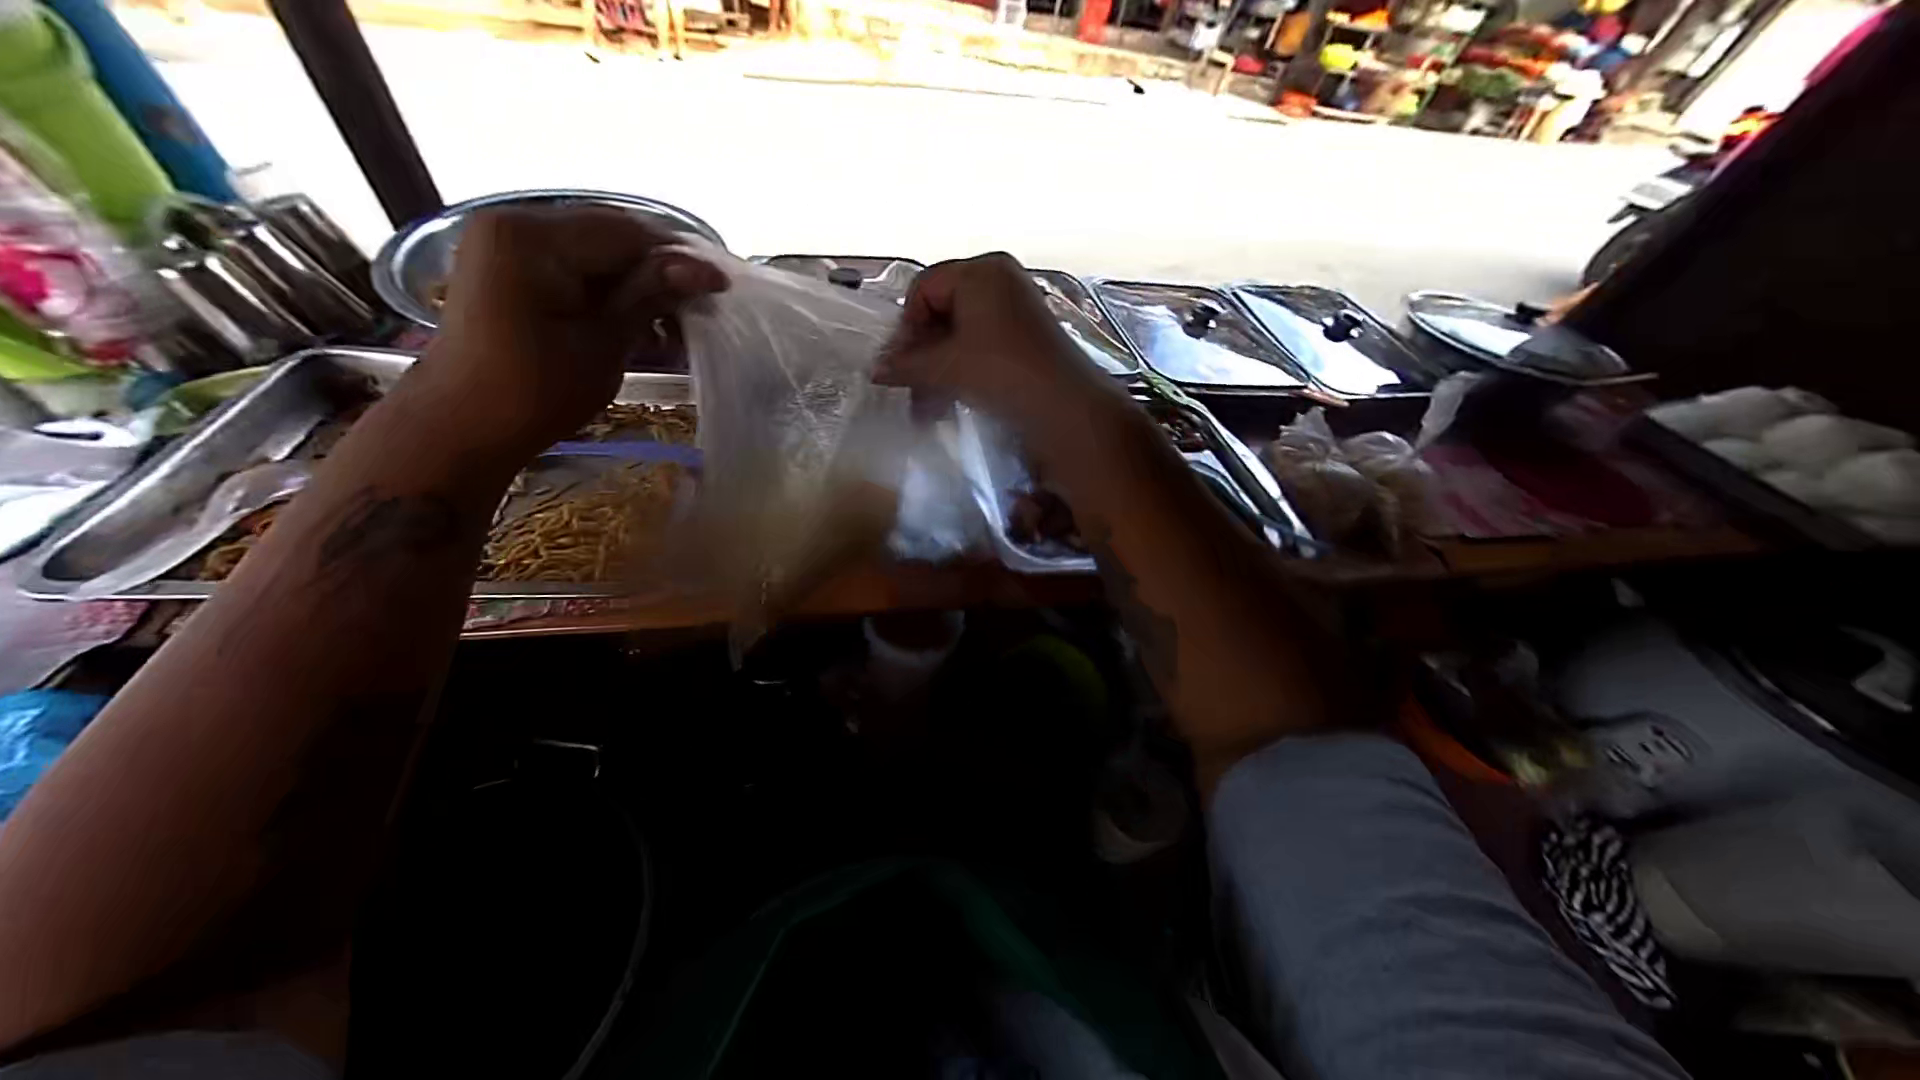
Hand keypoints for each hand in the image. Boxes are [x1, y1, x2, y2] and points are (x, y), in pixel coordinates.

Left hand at [415, 205, 726, 457]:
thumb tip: (703, 271)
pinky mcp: (508, 269)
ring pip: (595, 253)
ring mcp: (506, 245)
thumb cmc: (533, 392)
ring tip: (672, 325)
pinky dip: (608, 293)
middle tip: (699, 308)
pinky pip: (572, 269)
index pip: (625, 232)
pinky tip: (637, 324)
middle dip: (658, 271)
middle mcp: (514, 224)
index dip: (678, 258)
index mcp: (531, 237)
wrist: (461, 429)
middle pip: (609, 236)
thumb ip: (649, 297)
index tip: (720, 286)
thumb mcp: (602, 344)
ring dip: (637, 285)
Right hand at [875, 253, 1125, 454]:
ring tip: (929, 404)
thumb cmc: (1001, 373)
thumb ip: (906, 364)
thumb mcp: (946, 368)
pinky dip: (964, 366)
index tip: (898, 365)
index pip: (923, 289)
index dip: (905, 328)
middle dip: (922, 351)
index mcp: (980, 270)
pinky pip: (983, 342)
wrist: (1065, 408)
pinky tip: (954, 398)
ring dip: (940, 366)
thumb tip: (874, 370)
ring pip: (962, 330)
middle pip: (942, 308)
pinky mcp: (1029, 334)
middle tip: (910, 385)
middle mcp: (1001, 277)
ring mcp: (1018, 305)